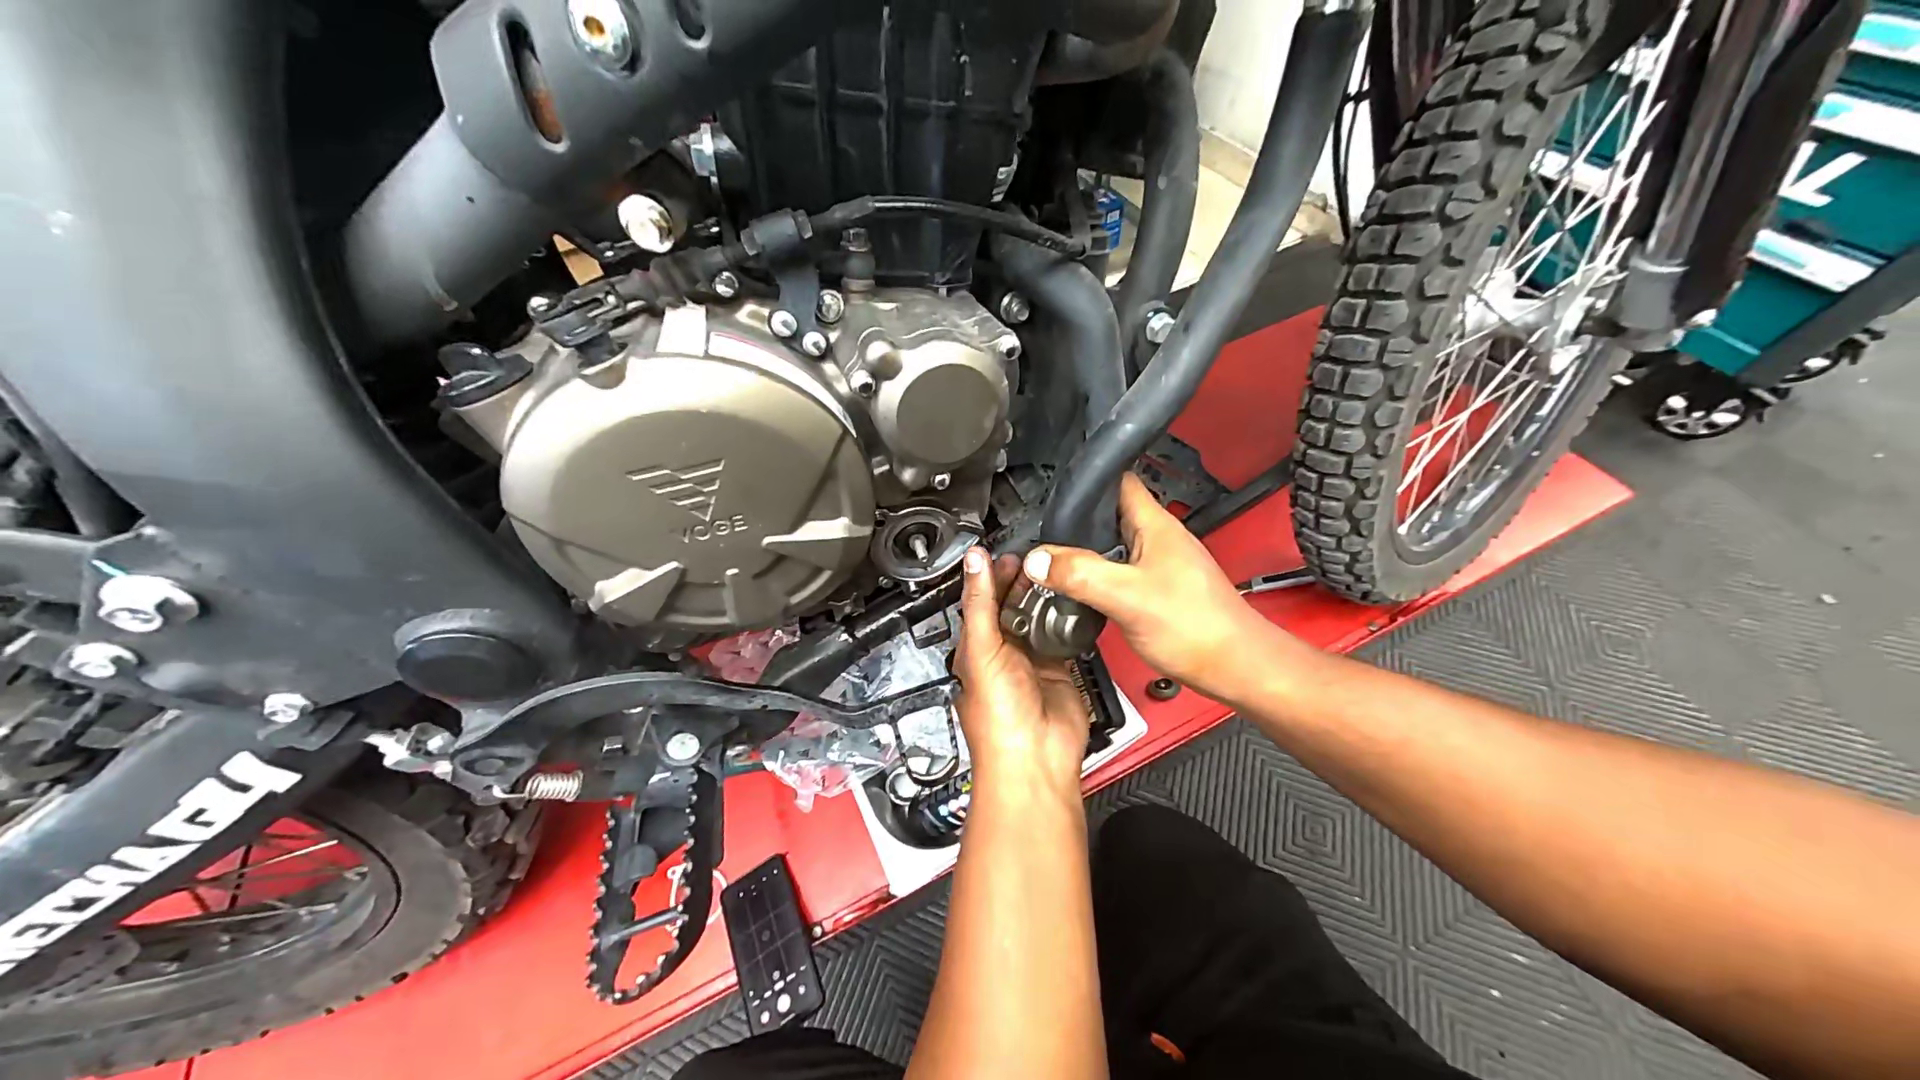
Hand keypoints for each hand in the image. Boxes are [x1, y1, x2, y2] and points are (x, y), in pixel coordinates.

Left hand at [953, 547, 1090, 791]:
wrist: (1035, 757)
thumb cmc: (997, 719)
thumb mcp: (981, 648)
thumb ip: (980, 603)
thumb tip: (973, 561)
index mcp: (975, 648)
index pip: (980, 601)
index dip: (990, 576)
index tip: (1004, 553)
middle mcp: (1002, 653)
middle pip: (1011, 607)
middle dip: (1020, 582)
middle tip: (1034, 559)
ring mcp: (1031, 662)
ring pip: (1037, 619)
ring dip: (1043, 599)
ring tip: (1052, 574)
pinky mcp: (1058, 671)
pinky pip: (1062, 638)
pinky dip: (1065, 621)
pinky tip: (1070, 604)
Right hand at [1022, 473, 1310, 702]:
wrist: (1233, 666)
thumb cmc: (1198, 628)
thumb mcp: (1126, 596)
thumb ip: (1079, 574)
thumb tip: (1038, 560)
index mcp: (1155, 526)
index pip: (1118, 481)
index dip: (1087, 479)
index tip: (1058, 486)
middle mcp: (1161, 539)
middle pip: (1110, 515)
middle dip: (1078, 522)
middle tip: (1048, 535)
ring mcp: (1163, 564)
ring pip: (1116, 545)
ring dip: (1089, 552)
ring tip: (1059, 564)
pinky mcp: (1162, 589)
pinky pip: (1123, 571)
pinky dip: (1102, 578)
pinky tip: (1089, 595)